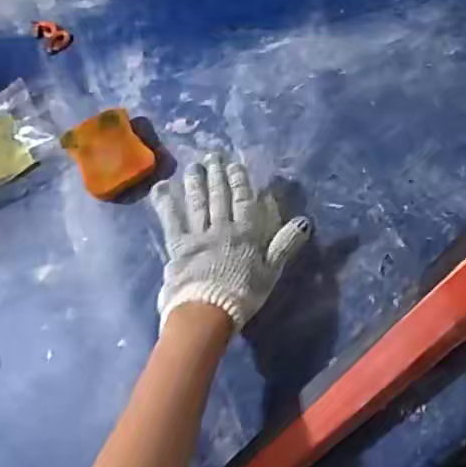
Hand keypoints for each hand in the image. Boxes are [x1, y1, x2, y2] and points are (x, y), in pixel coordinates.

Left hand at [149, 152, 310, 330]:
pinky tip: (162, 187)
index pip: (243, 201)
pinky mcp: (177, 246)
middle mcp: (221, 228)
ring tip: (194, 165)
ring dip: (196, 182)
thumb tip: (304, 222)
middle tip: (212, 155)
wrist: (207, 311)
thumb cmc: (243, 294)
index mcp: (245, 234)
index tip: (235, 164)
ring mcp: (197, 235)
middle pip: (219, 197)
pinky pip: (171, 220)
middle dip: (217, 175)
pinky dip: (166, 203)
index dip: (240, 181)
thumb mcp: (270, 272)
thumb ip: (284, 245)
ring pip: (197, 203)